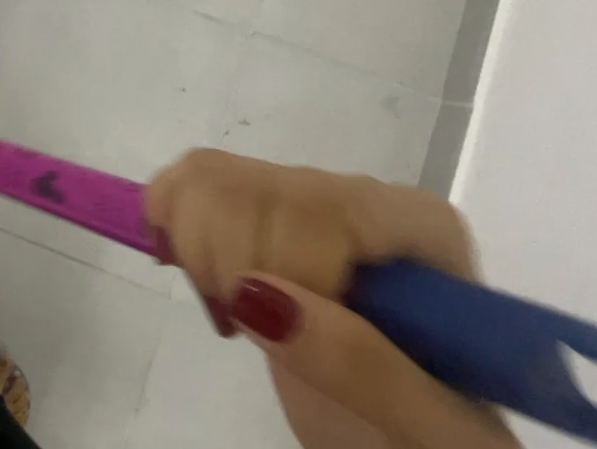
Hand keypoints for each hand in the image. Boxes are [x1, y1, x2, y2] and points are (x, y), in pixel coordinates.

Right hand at [145, 150, 517, 448]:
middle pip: (249, 186)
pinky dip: (166, 216)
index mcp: (414, 227)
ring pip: (207, 175)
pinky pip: (190, 176)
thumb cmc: (424, 436)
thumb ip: (363, 366)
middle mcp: (357, 196)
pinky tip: (184, 264)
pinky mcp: (257, 210)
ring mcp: (304, 199)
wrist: (398, 436)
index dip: (274, 270)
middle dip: (223, 266)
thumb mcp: (430, 430)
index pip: (312, 208)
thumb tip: (256, 292)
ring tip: (227, 310)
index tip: (274, 338)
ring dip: (192, 248)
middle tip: (245, 332)